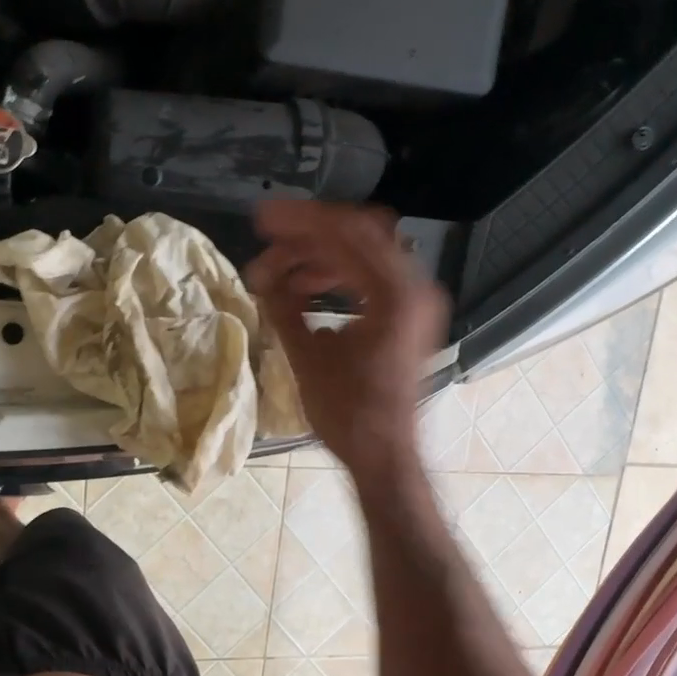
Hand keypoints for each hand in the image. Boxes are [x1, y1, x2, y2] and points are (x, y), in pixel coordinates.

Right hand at [247, 197, 449, 475]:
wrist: (385, 456)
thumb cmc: (349, 416)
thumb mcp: (309, 360)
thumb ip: (284, 308)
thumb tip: (261, 274)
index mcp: (396, 294)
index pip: (348, 234)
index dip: (301, 222)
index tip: (263, 219)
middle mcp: (415, 288)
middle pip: (360, 236)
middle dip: (310, 236)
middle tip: (268, 241)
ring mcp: (415, 302)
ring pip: (365, 256)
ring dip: (320, 258)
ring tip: (279, 274)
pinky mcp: (407, 317)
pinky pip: (372, 278)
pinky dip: (338, 276)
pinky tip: (304, 291)